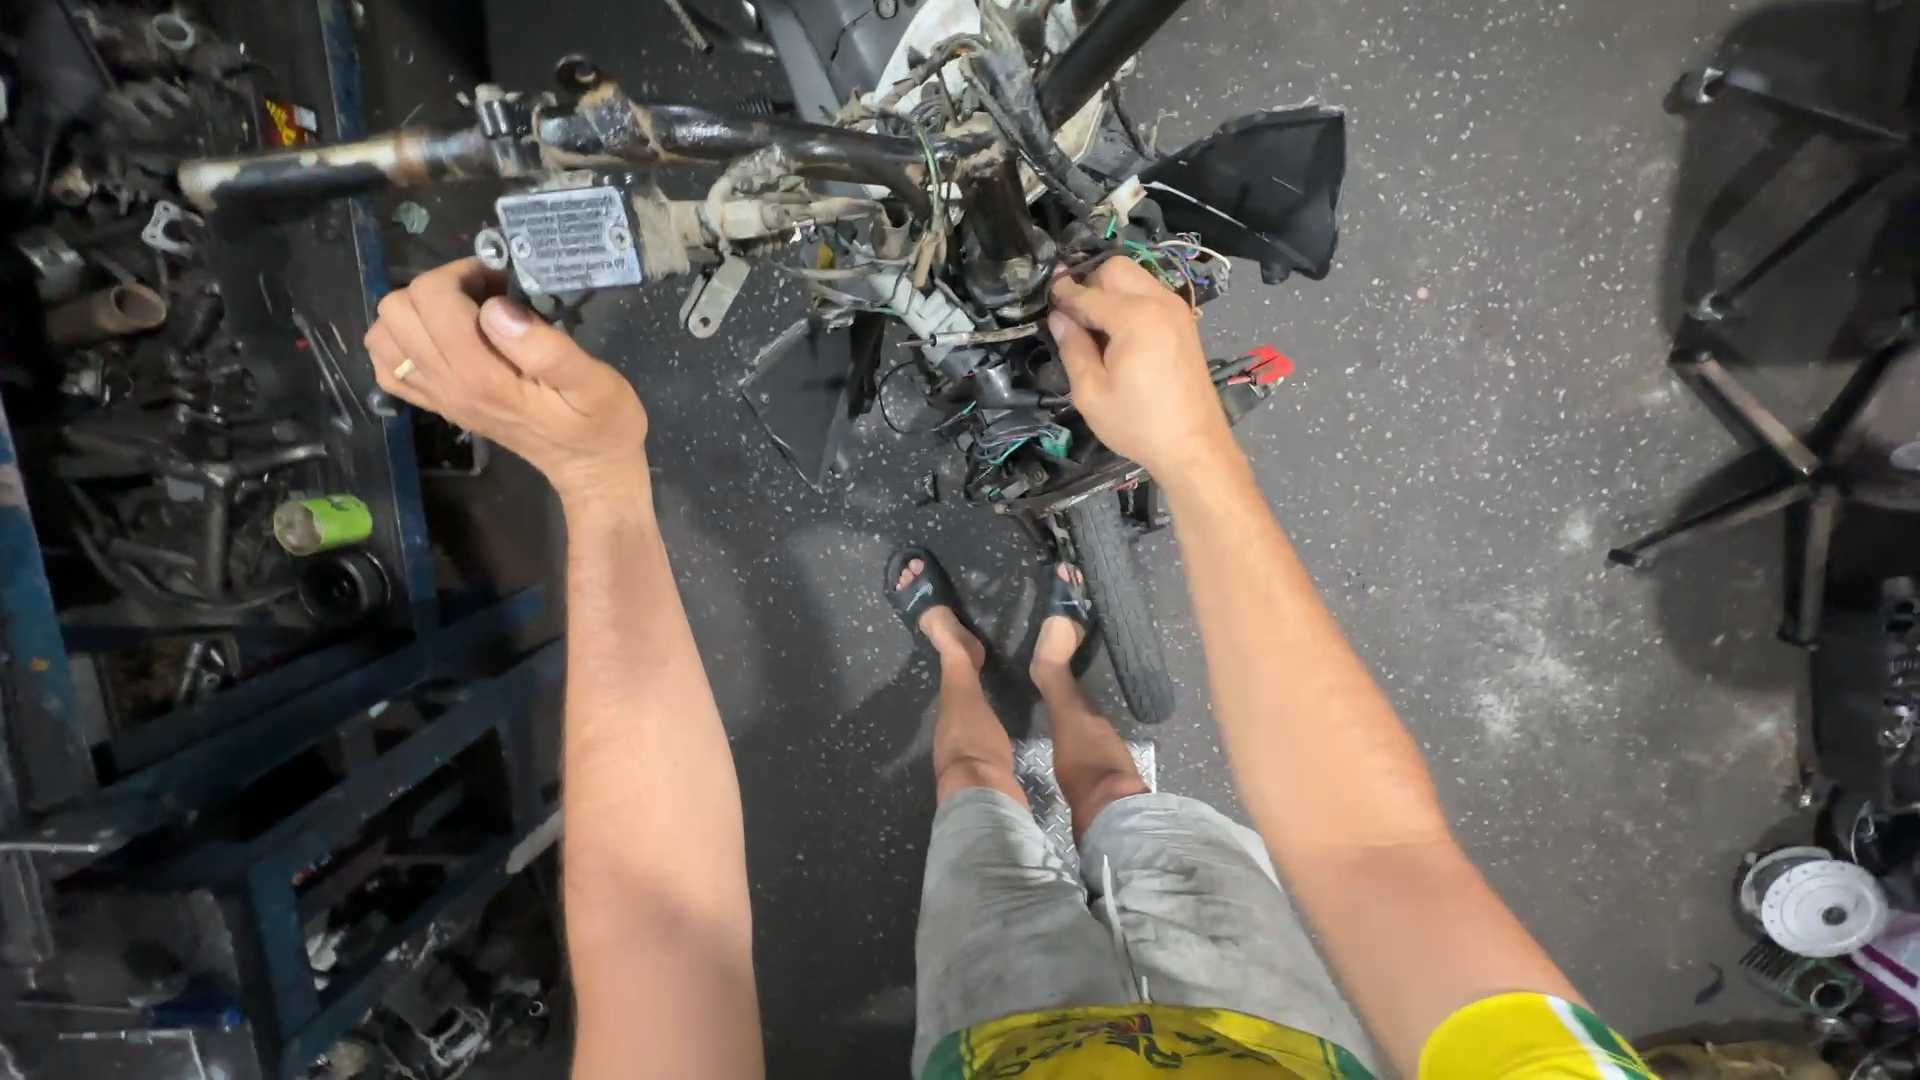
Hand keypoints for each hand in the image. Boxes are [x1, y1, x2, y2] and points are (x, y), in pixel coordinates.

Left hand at [364, 258, 648, 507]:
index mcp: (483, 376)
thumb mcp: (598, 385)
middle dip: (439, 288)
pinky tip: (443, 342)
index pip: (434, 300)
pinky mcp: (441, 405)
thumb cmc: (602, 426)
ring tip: (465, 315)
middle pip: (398, 310)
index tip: (504, 281)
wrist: (592, 470)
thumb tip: (498, 309)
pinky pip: (390, 367)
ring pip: (385, 333)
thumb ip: (548, 349)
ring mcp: (441, 397)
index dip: (464, 275)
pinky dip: (404, 343)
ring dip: (418, 312)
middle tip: (486, 295)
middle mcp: (450, 385)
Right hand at [1047, 258, 1238, 481]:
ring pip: (1137, 277)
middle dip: (1091, 283)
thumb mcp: (1091, 393)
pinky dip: (1132, 301)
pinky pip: (1152, 294)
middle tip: (1075, 316)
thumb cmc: (1137, 424)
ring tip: (1097, 327)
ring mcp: (1176, 310)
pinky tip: (1121, 334)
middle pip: (1116, 268)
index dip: (1064, 295)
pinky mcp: (1185, 323)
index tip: (1047, 298)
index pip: (1089, 293)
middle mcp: (1158, 302)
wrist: (1192, 444)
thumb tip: (1059, 319)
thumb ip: (1073, 349)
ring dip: (1112, 291)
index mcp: (1134, 317)